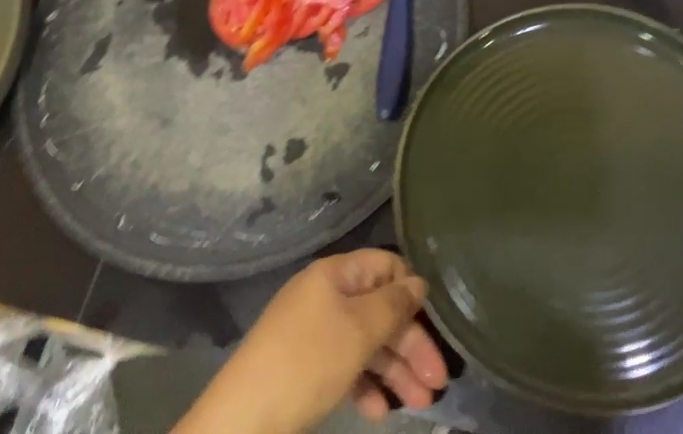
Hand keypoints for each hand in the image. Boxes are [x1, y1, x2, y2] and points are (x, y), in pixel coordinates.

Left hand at [173, 249, 449, 433]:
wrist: (245, 417)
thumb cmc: (309, 361)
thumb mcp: (360, 329)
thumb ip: (394, 304)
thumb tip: (418, 282)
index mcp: (335, 275)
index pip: (386, 266)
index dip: (411, 291)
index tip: (435, 325)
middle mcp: (326, 296)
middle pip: (380, 309)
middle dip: (411, 345)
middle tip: (437, 380)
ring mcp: (315, 332)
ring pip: (367, 342)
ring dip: (396, 371)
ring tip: (420, 404)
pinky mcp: (307, 366)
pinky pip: (347, 366)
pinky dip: (366, 385)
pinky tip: (378, 411)